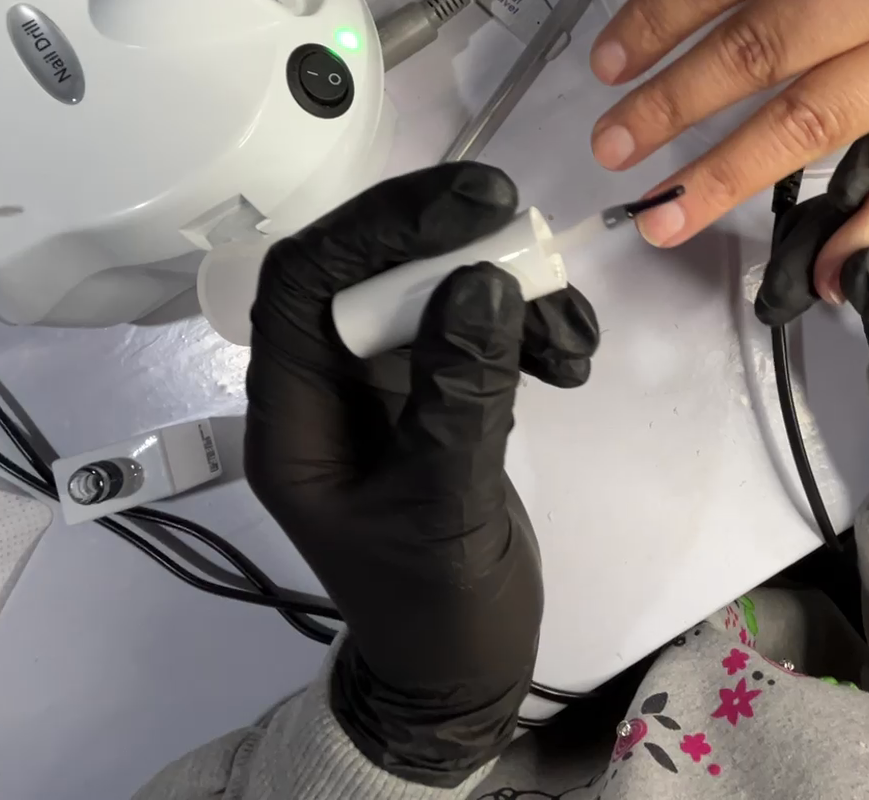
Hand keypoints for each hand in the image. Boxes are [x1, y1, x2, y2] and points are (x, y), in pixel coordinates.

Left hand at [243, 164, 599, 786]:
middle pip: (375, 272)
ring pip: (438, 293)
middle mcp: (334, 383)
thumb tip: (484, 281)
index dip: (375, 227)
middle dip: (452, 245)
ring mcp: (390, 383)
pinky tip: (571, 359)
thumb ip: (462, 393)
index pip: (305, 282)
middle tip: (523, 231)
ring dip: (512, 296)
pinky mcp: (441, 389)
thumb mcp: (448, 507)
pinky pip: (479, 326)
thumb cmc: (436, 608)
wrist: (464, 663)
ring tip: (571, 344)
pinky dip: (529, 326)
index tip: (467, 206)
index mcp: (297, 414)